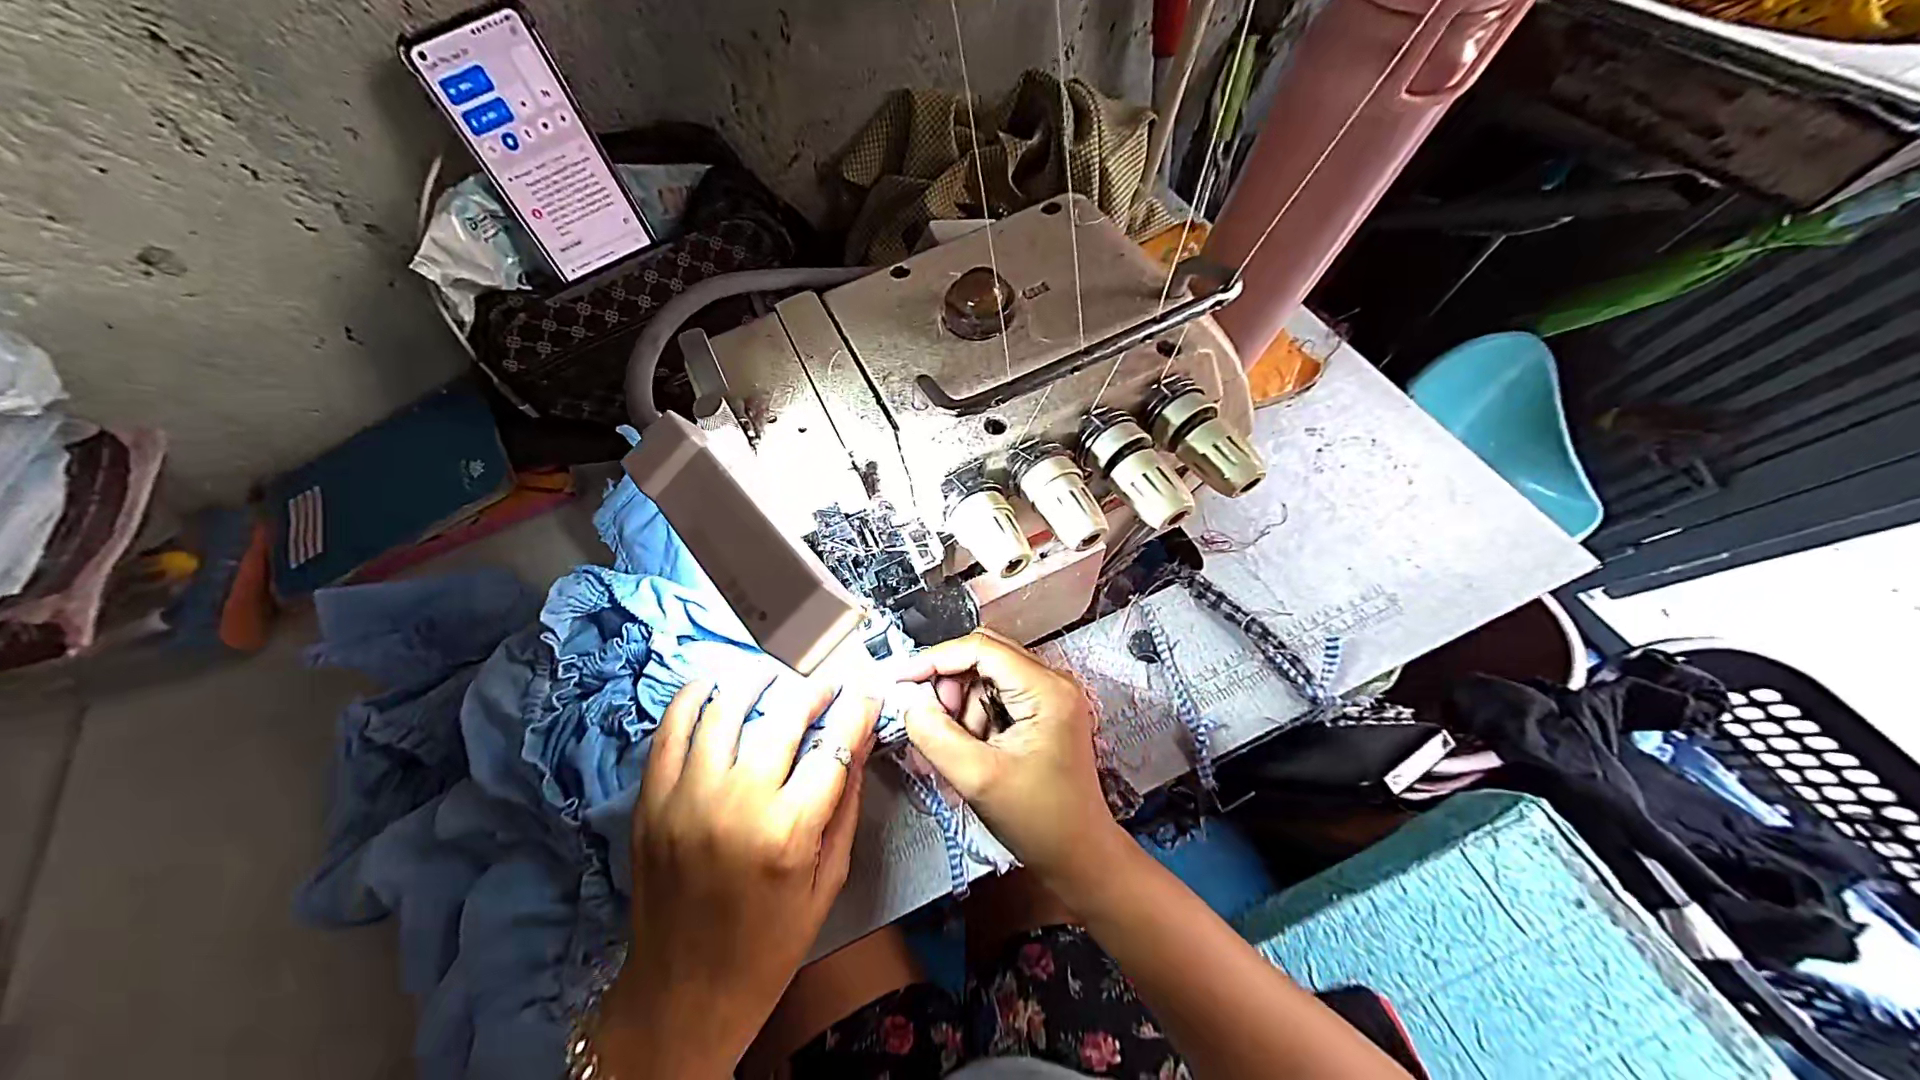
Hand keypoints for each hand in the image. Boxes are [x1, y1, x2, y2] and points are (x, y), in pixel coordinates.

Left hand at [597, 675, 879, 1077]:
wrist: (685, 992)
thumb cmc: (771, 942)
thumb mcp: (829, 877)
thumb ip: (847, 802)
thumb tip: (861, 738)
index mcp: (789, 831)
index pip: (835, 744)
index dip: (857, 709)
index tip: (866, 694)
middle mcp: (737, 803)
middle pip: (784, 713)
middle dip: (816, 690)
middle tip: (827, 689)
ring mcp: (686, 797)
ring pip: (726, 706)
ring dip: (758, 681)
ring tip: (777, 681)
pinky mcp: (651, 799)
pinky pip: (671, 727)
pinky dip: (695, 697)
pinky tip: (718, 689)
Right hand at [890, 631, 1116, 884]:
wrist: (1079, 855)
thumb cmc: (1043, 822)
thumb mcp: (978, 778)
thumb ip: (935, 735)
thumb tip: (909, 703)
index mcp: (1047, 689)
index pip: (981, 648)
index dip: (936, 659)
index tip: (905, 680)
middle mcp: (1052, 683)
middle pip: (982, 658)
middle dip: (950, 688)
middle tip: (935, 724)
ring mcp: (1049, 696)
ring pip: (984, 678)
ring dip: (961, 709)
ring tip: (962, 751)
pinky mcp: (1042, 712)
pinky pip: (995, 697)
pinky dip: (974, 719)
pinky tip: (974, 751)